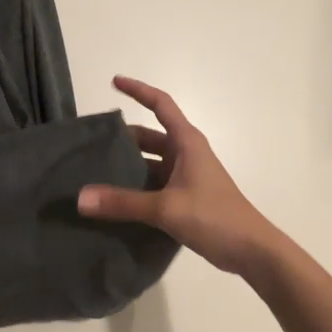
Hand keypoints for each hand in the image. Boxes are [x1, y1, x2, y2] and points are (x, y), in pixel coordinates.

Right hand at [78, 76, 285, 278]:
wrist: (250, 250)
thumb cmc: (214, 217)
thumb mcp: (165, 208)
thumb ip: (122, 203)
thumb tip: (80, 198)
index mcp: (187, 142)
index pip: (161, 104)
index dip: (138, 90)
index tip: (113, 82)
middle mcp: (186, 153)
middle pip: (150, 136)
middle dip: (123, 139)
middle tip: (90, 145)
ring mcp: (187, 177)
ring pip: (151, 163)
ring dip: (128, 167)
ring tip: (94, 174)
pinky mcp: (186, 198)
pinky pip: (154, 185)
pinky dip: (136, 189)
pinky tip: (114, 202)